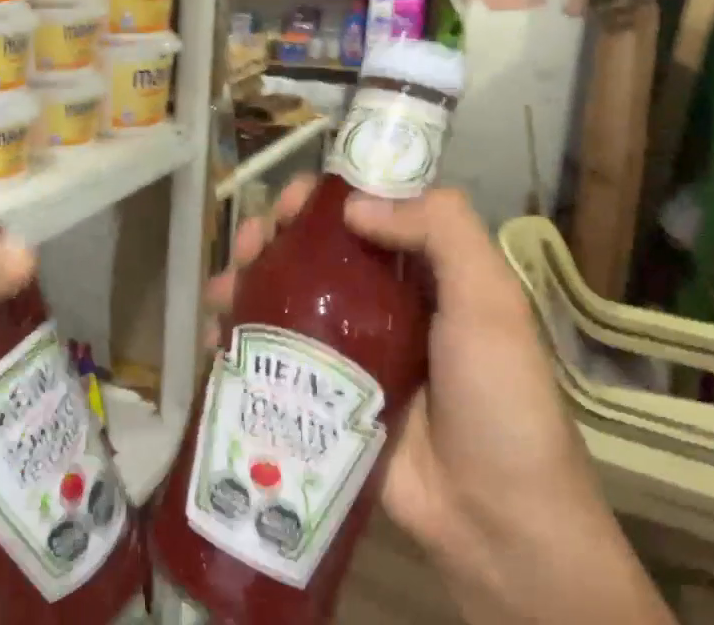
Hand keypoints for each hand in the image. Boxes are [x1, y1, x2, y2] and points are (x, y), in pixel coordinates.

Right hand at [208, 179, 669, 623]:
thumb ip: (442, 235)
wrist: (491, 515)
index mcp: (420, 276)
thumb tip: (353, 205)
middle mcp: (375, 304)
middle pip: (308, 251)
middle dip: (270, 236)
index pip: (364, 214)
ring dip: (241, 279)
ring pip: (277, 294)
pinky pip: (265, 350)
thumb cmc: (498, 400)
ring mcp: (340, 348)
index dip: (324, 198)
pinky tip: (215, 336)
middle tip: (250, 245)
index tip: (295, 201)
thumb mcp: (491, 305)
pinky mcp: (313, 391)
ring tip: (221, 290)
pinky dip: (233, 335)